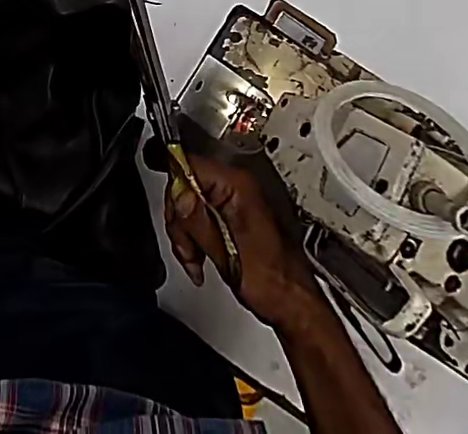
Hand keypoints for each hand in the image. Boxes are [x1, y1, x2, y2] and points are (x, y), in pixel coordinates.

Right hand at [165, 153, 327, 332]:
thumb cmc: (273, 282)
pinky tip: (200, 256)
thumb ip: (199, 220)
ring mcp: (235, 198)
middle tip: (188, 247)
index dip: (176, 192)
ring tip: (195, 258)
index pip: (190, 164)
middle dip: (179, 219)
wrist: (292, 303)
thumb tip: (177, 192)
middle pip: (185, 183)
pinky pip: (200, 213)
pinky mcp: (231, 213)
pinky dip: (194, 235)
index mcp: (239, 186)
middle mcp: (238, 185)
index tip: (176, 220)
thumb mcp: (227, 253)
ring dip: (185, 232)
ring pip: (189, 202)